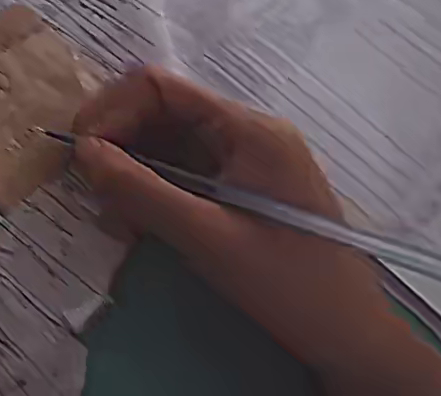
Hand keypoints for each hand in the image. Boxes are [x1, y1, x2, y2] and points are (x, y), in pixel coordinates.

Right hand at [73, 69, 440, 395]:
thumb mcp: (208, 239)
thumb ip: (139, 189)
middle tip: (89, 175)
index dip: (112, 108)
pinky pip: (171, 163)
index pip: (158, 87)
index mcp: (248, 129)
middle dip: (115, 138)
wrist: (361, 352)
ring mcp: (238, 155)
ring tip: (110, 204)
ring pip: (158, 136)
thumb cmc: (292, 288)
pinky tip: (132, 214)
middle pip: (155, 108)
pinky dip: (144, 182)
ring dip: (125, 164)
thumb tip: (80, 149)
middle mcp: (242, 130)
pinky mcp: (231, 181)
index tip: (83, 146)